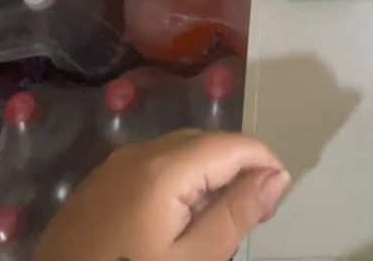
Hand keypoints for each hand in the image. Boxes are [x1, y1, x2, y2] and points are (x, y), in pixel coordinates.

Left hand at [34, 130, 288, 260]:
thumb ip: (235, 214)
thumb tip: (277, 174)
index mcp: (164, 166)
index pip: (233, 144)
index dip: (264, 163)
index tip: (278, 198)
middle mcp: (137, 153)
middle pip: (204, 145)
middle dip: (235, 171)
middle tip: (251, 218)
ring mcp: (111, 170)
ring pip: (176, 156)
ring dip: (205, 179)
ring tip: (215, 226)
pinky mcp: (94, 190)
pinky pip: (148, 171)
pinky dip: (173, 187)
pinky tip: (172, 226)